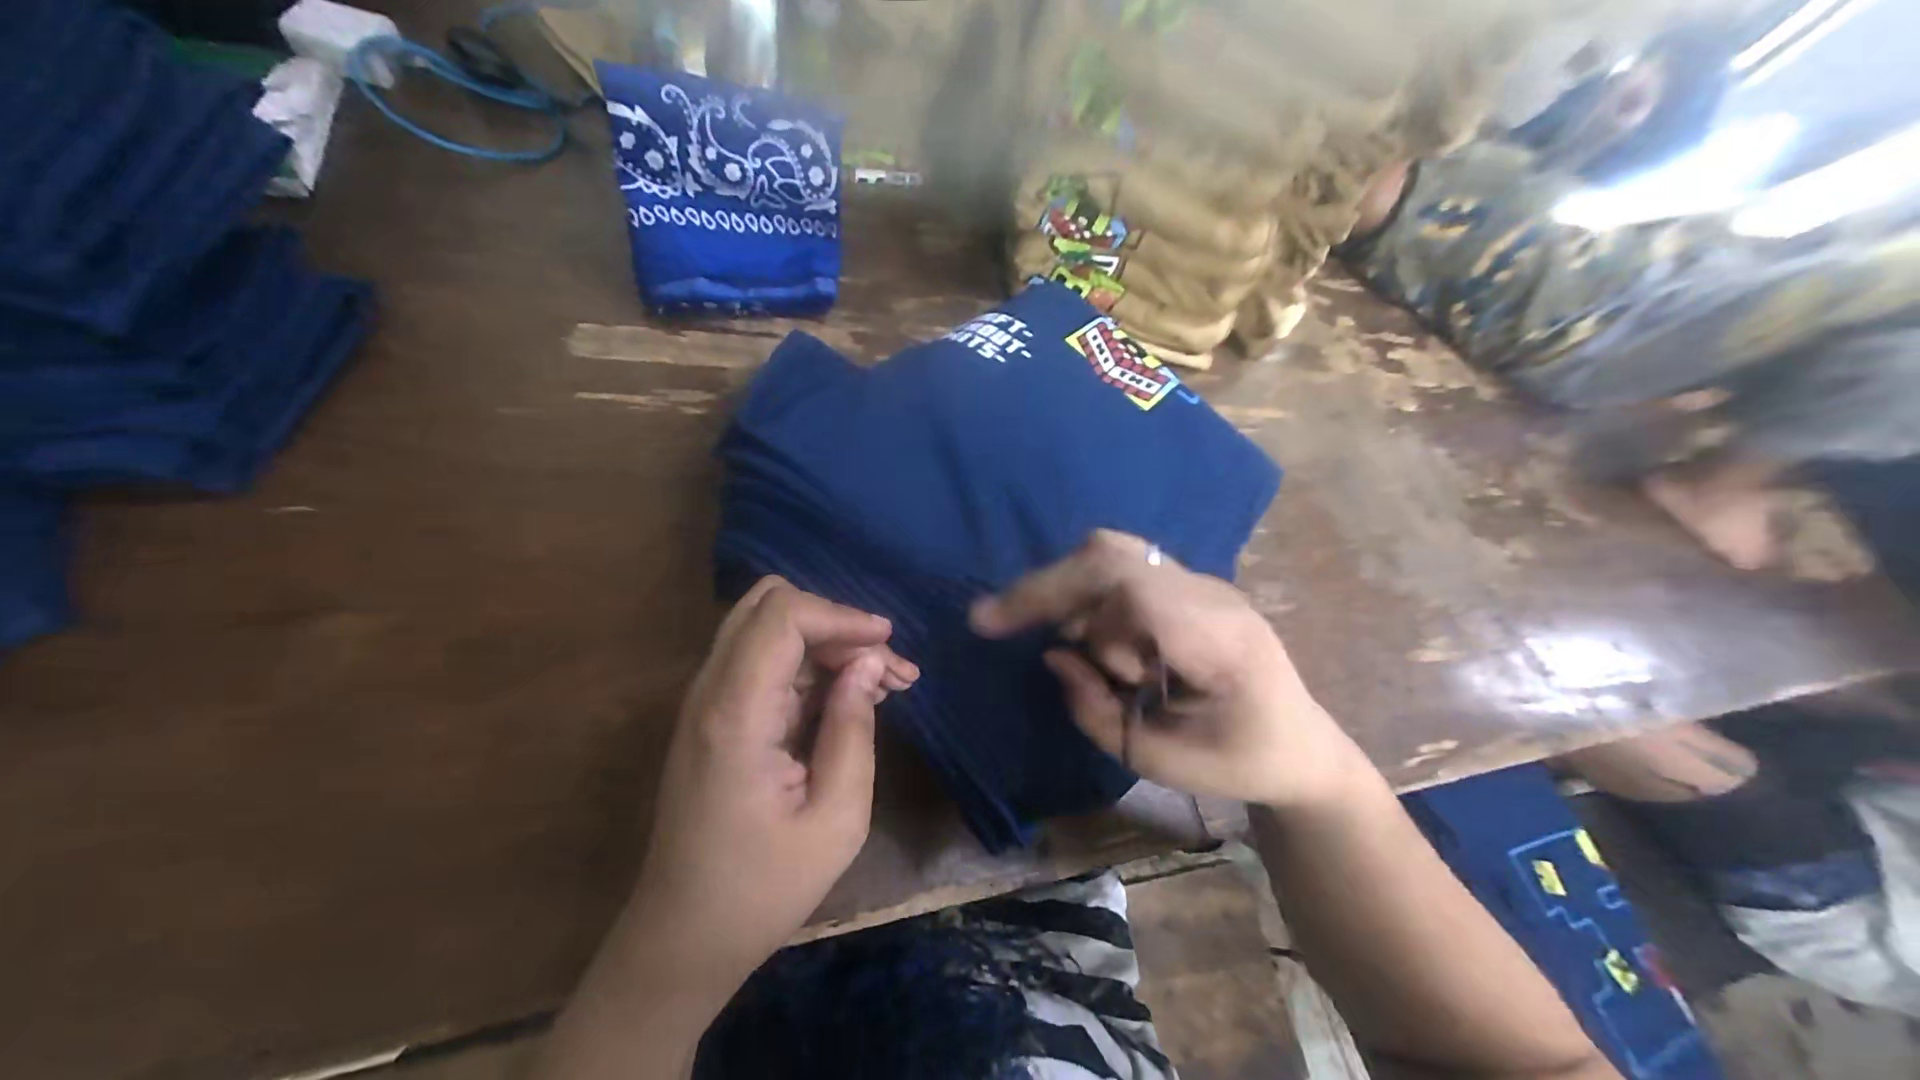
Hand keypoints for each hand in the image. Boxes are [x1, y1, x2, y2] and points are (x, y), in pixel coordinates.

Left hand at [631, 576, 918, 985]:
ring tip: (885, 683)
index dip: (841, 616)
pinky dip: (812, 665)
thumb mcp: (836, 819)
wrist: (685, 936)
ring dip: (827, 642)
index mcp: (735, 714)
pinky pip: (765, 662)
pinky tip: (852, 697)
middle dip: (835, 623)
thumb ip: (853, 730)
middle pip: (768, 605)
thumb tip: (868, 663)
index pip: (782, 615)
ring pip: (769, 628)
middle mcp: (711, 692)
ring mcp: (707, 702)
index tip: (889, 645)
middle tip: (885, 667)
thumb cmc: (763, 888)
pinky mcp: (716, 717)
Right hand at [970, 530, 1369, 807]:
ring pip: (1113, 554)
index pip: (1128, 587)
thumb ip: (1097, 711)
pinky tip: (1092, 640)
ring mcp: (1204, 583)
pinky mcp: (1190, 586)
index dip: (1053, 593)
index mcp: (1219, 640)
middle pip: (1112, 554)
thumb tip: (1055, 655)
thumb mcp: (1162, 763)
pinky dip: (1090, 597)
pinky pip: (1125, 570)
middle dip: (1046, 586)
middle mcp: (1211, 595)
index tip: (991, 624)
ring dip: (1072, 597)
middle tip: (996, 622)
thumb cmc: (1240, 763)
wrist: (1303, 746)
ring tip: (1078, 653)